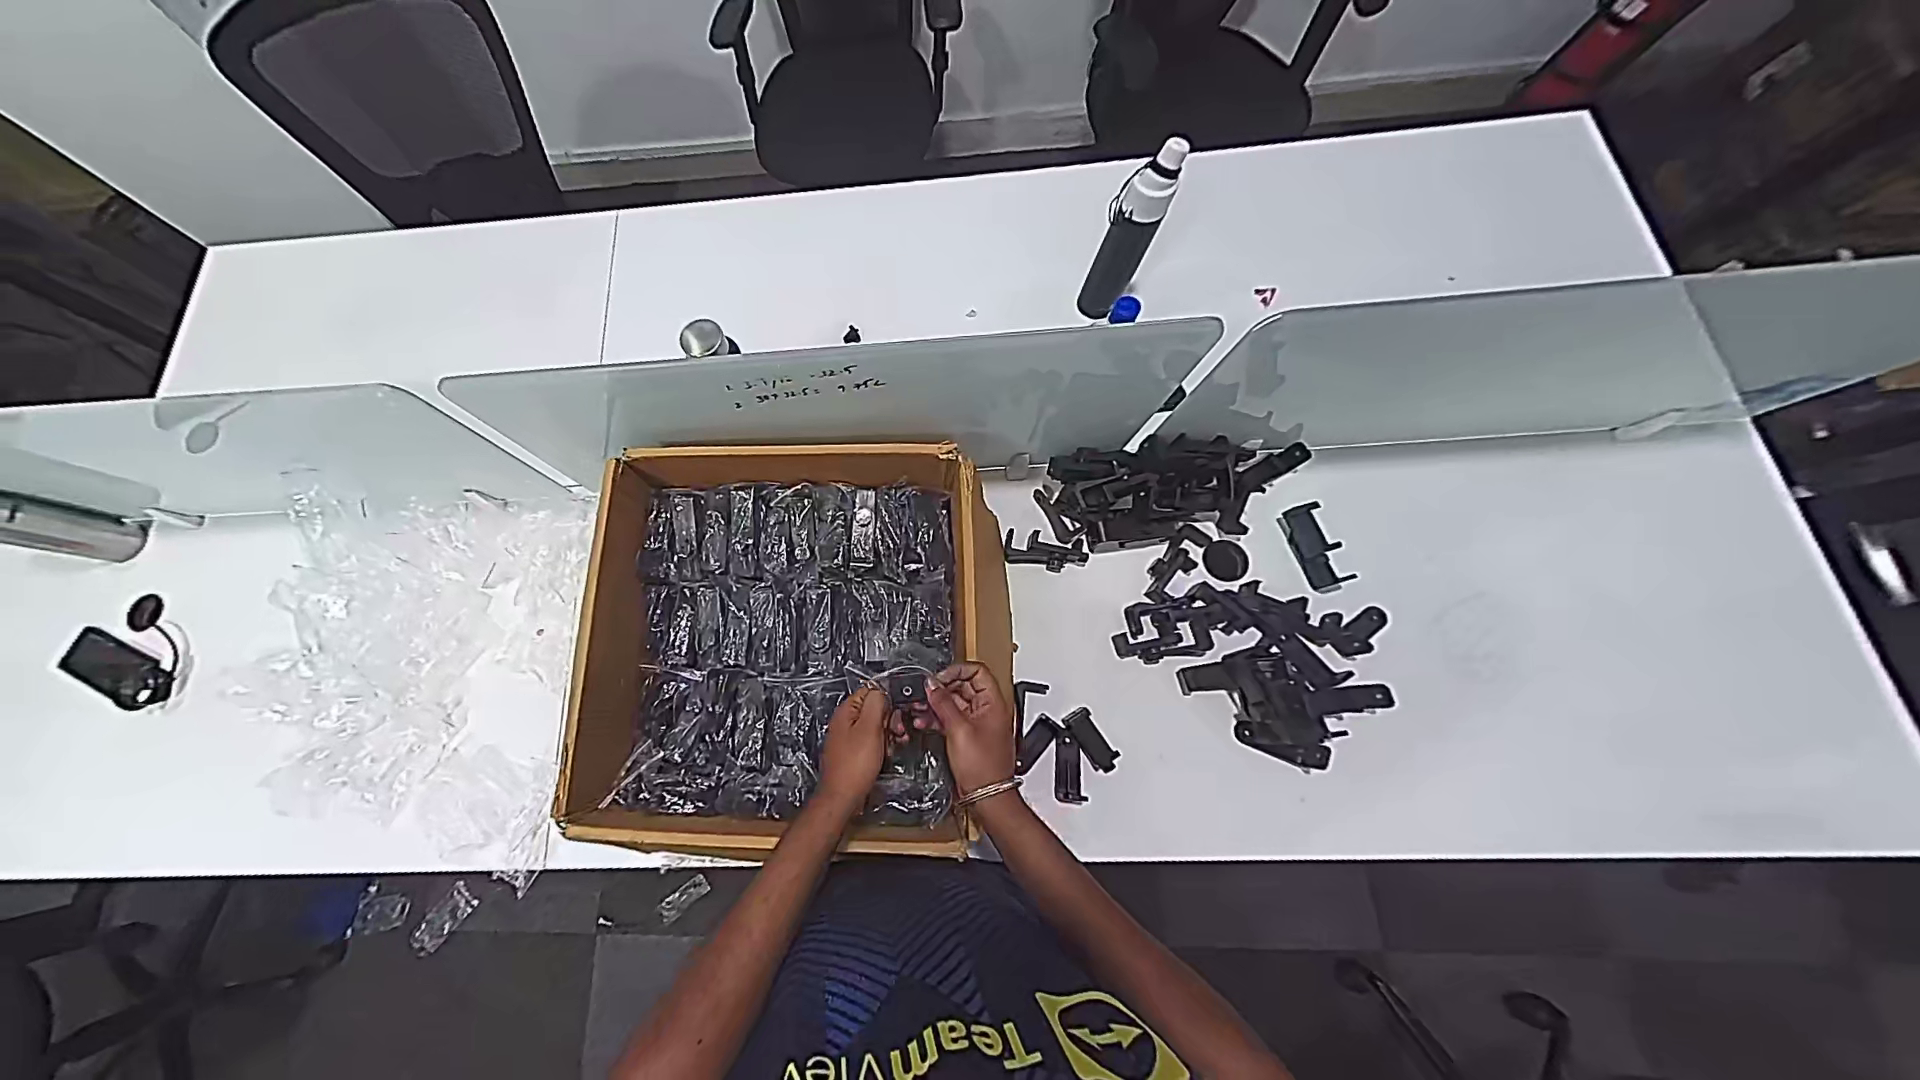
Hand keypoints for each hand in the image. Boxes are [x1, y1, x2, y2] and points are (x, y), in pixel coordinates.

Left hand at [815, 686, 893, 819]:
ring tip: (892, 745)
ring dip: (888, 733)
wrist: (843, 797)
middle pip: (874, 709)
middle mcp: (845, 722)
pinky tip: (886, 754)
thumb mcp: (869, 727)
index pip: (870, 691)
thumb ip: (876, 703)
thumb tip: (881, 689)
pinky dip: (882, 745)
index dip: (886, 700)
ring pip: (875, 726)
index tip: (895, 713)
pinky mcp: (853, 752)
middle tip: (896, 732)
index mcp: (846, 711)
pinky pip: (872, 741)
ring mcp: (848, 738)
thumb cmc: (855, 764)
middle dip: (889, 719)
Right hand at [913, 662, 1016, 796]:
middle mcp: (988, 709)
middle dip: (942, 688)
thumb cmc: (984, 768)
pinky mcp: (969, 734)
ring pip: (955, 702)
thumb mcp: (958, 729)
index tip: (939, 678)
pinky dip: (939, 717)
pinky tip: (926, 721)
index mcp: (993, 702)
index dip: (956, 670)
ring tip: (921, 709)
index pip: (977, 671)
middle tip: (926, 694)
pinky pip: (952, 717)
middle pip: (964, 685)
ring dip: (937, 704)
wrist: (986, 795)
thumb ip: (943, 703)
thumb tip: (932, 684)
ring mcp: (978, 722)